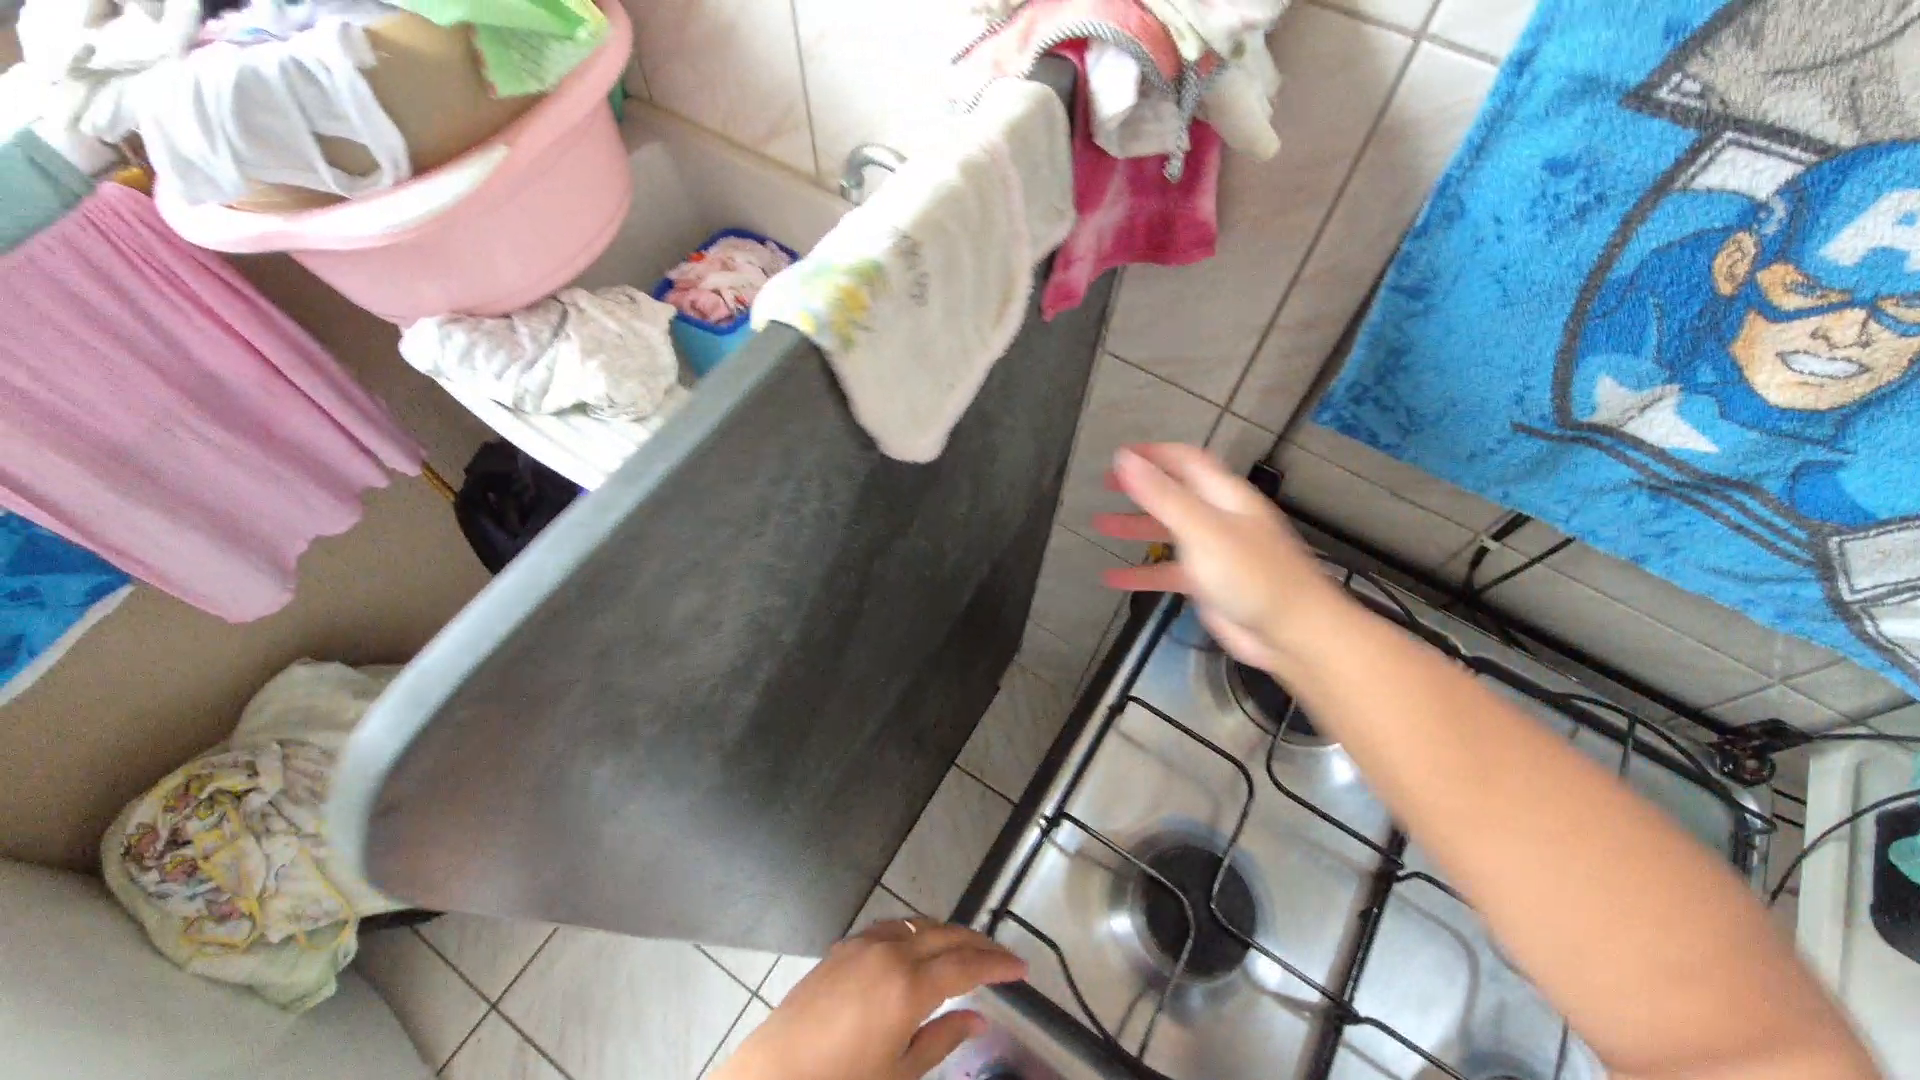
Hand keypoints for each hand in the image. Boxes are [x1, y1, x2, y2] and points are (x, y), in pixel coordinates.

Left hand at [711, 919, 1027, 1079]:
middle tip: (1003, 960)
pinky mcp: (843, 947)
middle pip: (947, 935)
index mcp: (909, 985)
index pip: (967, 965)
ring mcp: (864, 944)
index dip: (998, 965)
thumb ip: (943, 1038)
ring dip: (949, 933)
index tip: (1021, 969)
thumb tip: (977, 1018)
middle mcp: (890, 952)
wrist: (774, 1075)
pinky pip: (893, 928)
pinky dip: (917, 932)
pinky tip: (922, 947)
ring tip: (968, 951)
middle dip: (979, 944)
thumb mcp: (901, 1072)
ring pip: (920, 925)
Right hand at [1094, 443, 1347, 672]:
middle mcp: (1219, 518)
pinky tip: (1115, 578)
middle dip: (1141, 488)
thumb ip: (1162, 495)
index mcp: (1224, 496)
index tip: (1122, 453)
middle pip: (1175, 494)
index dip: (1155, 453)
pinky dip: (1142, 573)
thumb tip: (1127, 459)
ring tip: (1102, 525)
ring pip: (1169, 533)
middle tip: (1108, 484)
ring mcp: (1214, 552)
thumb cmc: (1254, 576)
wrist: (1291, 633)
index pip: (1187, 461)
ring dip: (1136, 528)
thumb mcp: (1203, 530)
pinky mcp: (1209, 584)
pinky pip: (1168, 572)